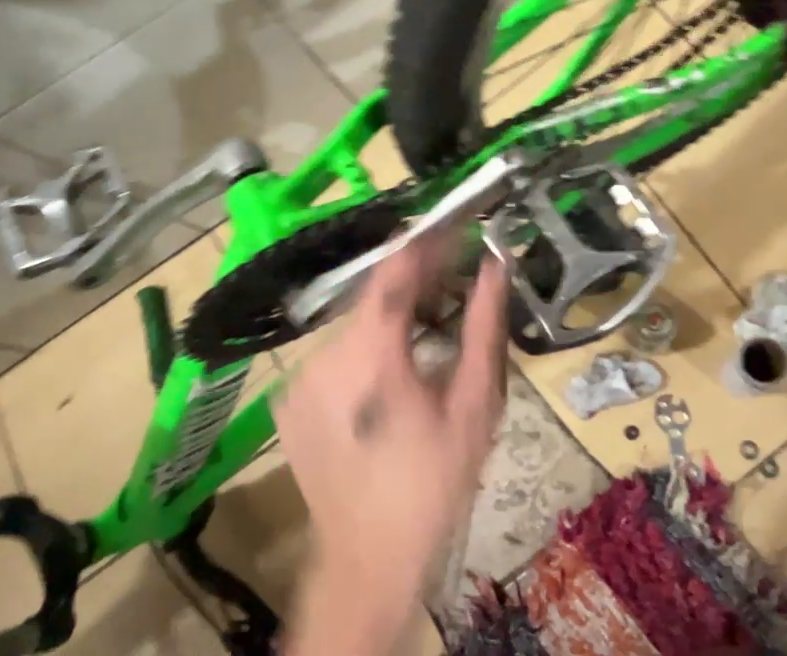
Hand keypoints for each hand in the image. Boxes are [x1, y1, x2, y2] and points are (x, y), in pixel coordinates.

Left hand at [278, 238, 508, 654]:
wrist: (368, 560)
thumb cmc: (432, 483)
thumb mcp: (473, 406)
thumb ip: (484, 328)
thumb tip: (496, 266)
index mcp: (369, 354)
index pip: (393, 272)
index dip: (426, 243)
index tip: (458, 226)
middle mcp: (324, 356)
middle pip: (372, 298)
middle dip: (415, 282)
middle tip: (457, 278)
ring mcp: (299, 381)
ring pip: (353, 325)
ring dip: (391, 316)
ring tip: (432, 325)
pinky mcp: (289, 403)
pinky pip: (333, 355)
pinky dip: (366, 347)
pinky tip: (394, 371)